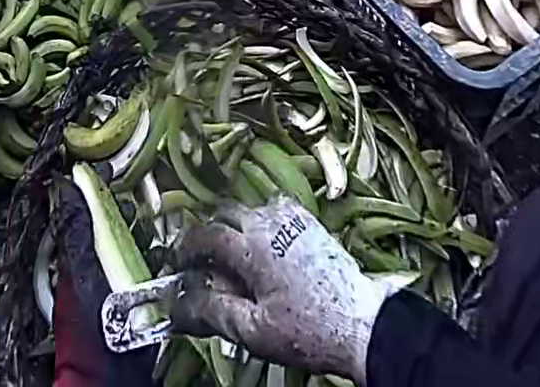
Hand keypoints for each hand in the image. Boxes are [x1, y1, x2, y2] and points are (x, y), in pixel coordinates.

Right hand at [171, 197, 396, 382]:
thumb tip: (181, 303)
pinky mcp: (307, 218)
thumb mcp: (255, 331)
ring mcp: (288, 216)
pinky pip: (275, 207)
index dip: (187, 247)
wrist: (359, 322)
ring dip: (237, 225)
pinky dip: (263, 219)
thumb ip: (214, 311)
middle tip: (207, 259)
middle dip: (210, 232)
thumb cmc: (307, 330)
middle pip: (225, 213)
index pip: (205, 235)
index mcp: (250, 248)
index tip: (179, 262)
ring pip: (249, 208)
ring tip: (238, 254)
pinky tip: (268, 243)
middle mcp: (266, 222)